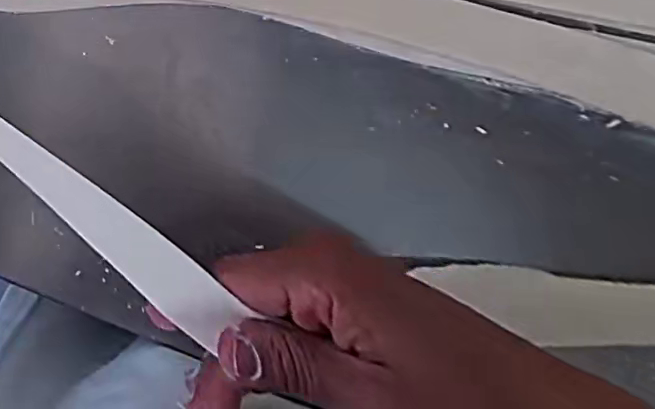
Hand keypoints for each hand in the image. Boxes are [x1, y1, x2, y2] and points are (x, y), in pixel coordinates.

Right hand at [177, 233, 646, 408]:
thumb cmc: (476, 404)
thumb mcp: (371, 400)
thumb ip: (291, 363)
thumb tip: (227, 344)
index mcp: (324, 269)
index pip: (230, 282)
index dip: (197, 322)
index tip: (179, 359)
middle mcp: (329, 260)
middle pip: (244, 290)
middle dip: (223, 344)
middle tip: (211, 399)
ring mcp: (345, 277)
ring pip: (268, 303)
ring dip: (250, 347)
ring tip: (239, 391)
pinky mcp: (359, 296)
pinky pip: (298, 310)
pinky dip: (280, 342)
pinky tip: (279, 371)